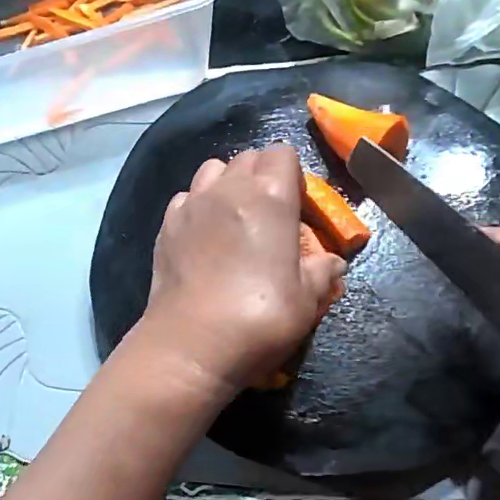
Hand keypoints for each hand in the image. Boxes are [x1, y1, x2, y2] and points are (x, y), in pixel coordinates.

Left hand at [134, 149, 346, 394]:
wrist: (191, 346)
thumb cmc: (260, 317)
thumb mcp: (307, 299)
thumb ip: (322, 273)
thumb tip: (333, 263)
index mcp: (270, 197)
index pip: (283, 154)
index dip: (293, 174)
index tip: (298, 205)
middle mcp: (228, 189)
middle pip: (249, 158)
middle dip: (263, 175)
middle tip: (273, 213)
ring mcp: (192, 204)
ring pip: (212, 170)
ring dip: (228, 184)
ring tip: (236, 218)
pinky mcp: (165, 226)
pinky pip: (186, 198)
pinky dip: (199, 206)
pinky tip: (205, 236)